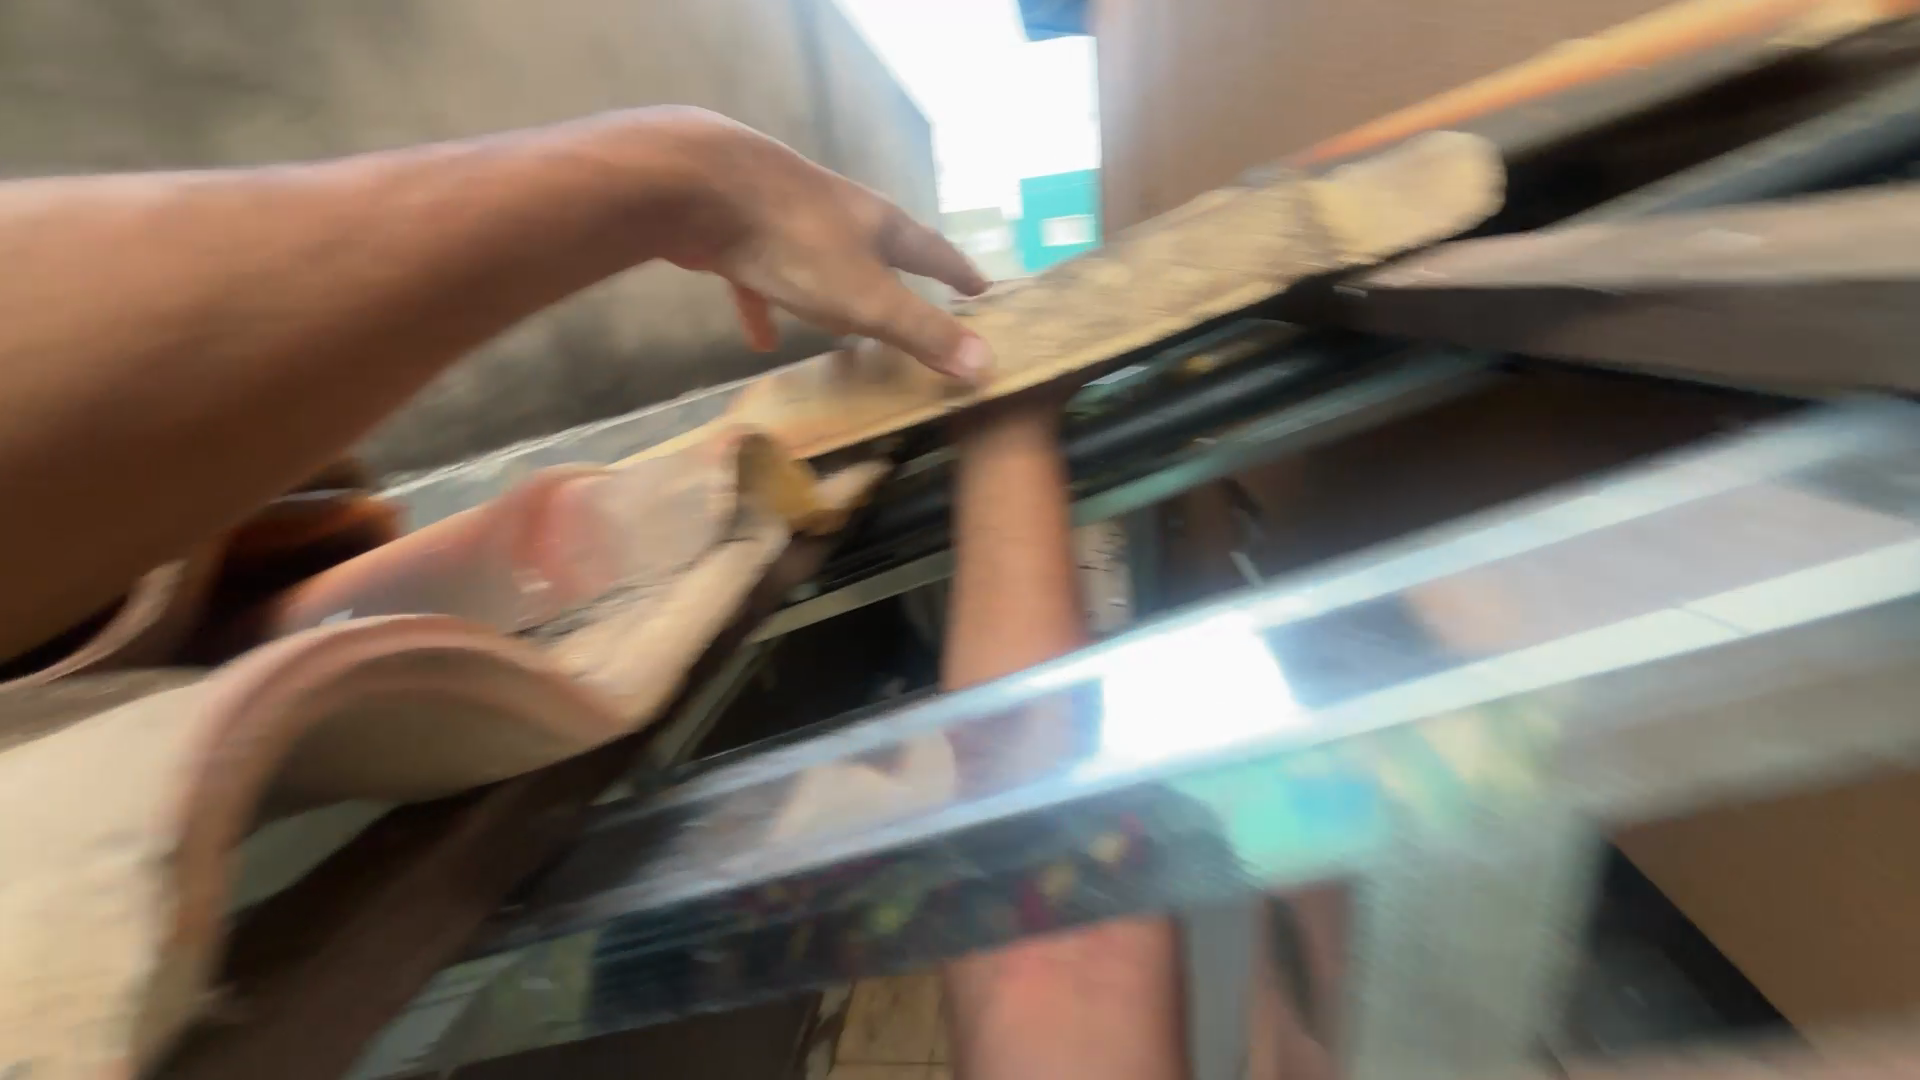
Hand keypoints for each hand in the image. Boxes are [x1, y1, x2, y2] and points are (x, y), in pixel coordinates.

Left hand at [632, 108, 994, 381]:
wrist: (698, 186)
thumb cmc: (797, 245)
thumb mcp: (869, 299)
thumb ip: (923, 331)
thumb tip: (986, 364)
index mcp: (878, 225)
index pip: (932, 250)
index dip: (957, 273)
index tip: (981, 288)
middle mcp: (838, 214)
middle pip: (878, 249)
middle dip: (897, 276)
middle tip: (915, 298)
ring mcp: (787, 216)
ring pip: (821, 259)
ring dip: (834, 293)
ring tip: (841, 329)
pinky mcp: (741, 228)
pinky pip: (762, 276)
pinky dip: (766, 305)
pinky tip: (760, 339)